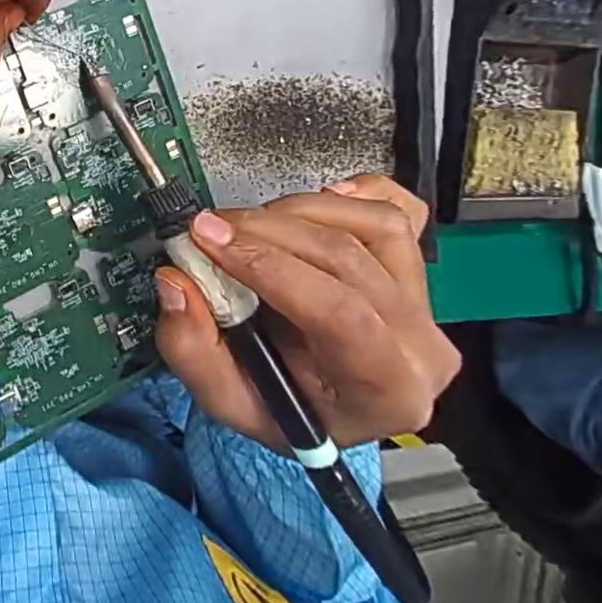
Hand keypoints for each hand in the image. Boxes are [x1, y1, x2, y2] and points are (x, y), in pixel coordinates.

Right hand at [153, 175, 458, 448]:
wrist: (315, 400)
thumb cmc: (279, 407)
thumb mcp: (224, 399)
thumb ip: (191, 349)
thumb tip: (176, 282)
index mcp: (386, 390)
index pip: (340, 314)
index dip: (269, 266)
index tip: (209, 239)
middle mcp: (421, 345)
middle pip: (347, 258)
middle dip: (264, 230)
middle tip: (207, 227)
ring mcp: (424, 302)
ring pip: (374, 224)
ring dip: (298, 210)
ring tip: (248, 226)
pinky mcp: (414, 268)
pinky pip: (397, 209)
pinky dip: (352, 195)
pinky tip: (314, 203)